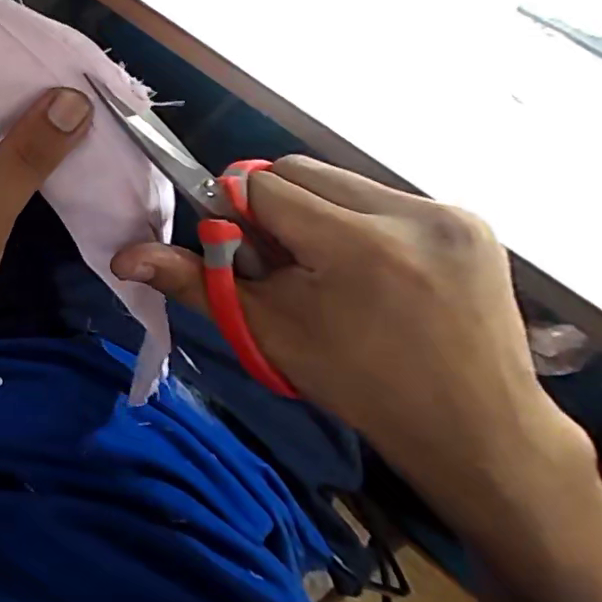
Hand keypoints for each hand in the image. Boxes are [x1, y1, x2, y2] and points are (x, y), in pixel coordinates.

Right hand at [112, 156, 589, 489]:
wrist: (477, 431)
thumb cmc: (360, 386)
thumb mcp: (269, 334)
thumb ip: (197, 283)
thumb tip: (125, 257)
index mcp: (356, 246)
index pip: (264, 184)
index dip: (241, 214)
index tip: (248, 254)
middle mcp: (409, 214)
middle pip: (300, 169)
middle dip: (277, 207)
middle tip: (288, 264)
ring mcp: (448, 213)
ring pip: (340, 179)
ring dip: (319, 211)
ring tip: (335, 269)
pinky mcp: (471, 220)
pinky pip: (383, 196)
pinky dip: (361, 220)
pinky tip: (377, 269)